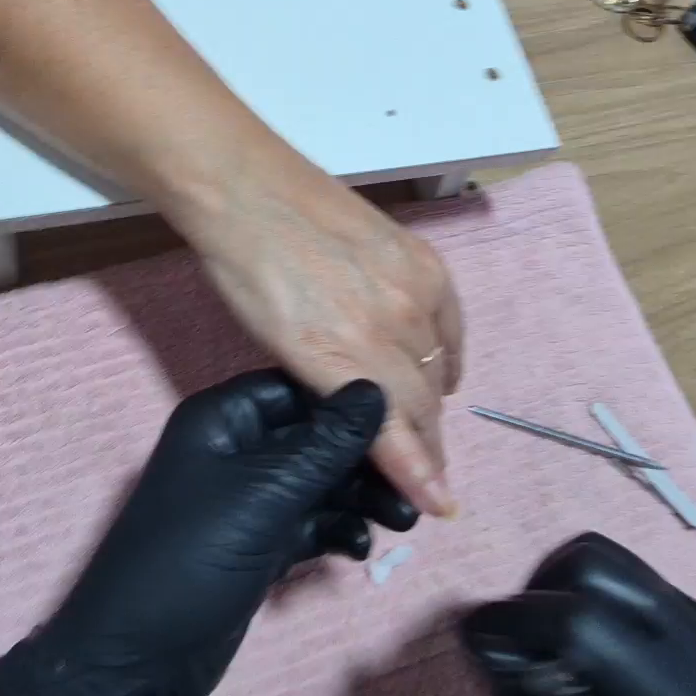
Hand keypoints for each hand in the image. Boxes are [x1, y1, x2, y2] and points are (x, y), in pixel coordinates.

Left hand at [0, 371, 418, 695]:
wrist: (140, 657)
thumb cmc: (195, 553)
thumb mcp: (265, 493)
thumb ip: (325, 444)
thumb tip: (376, 390)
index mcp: (224, 417)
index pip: (298, 386)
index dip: (349, 398)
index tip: (405, 416)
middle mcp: (237, 446)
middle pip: (314, 436)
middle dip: (362, 459)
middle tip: (414, 483)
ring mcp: (248, 496)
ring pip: (317, 481)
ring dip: (358, 498)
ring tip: (401, 521)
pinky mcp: (259, 539)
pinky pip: (309, 520)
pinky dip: (336, 529)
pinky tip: (358, 547)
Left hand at [170, 166, 463, 517]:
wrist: (248, 192)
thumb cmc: (242, 272)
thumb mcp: (277, 344)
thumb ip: (326, 383)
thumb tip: (360, 412)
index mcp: (338, 354)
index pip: (396, 430)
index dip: (420, 474)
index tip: (440, 504)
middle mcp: (386, 327)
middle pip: (423, 402)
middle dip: (427, 442)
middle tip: (426, 465)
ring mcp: (411, 289)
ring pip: (440, 365)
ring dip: (434, 398)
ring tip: (426, 418)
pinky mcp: (424, 259)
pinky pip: (452, 322)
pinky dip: (449, 353)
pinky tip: (442, 366)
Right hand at [460, 534, 695, 695]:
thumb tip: (478, 633)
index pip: (585, 623)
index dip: (516, 620)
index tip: (475, 637)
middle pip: (593, 568)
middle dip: (536, 598)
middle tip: (520, 651)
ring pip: (610, 557)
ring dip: (559, 588)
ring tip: (553, 647)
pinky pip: (633, 578)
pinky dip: (591, 599)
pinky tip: (595, 657)